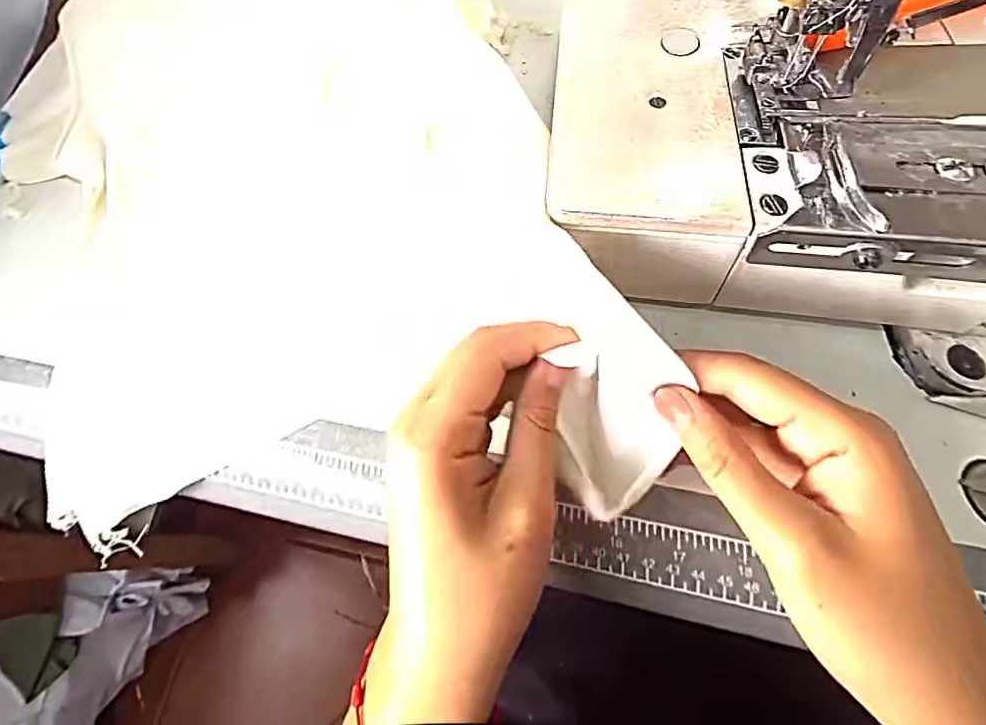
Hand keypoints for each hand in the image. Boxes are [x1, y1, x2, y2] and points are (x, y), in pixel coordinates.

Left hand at [364, 322, 577, 723]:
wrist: (441, 649)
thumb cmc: (475, 599)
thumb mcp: (525, 508)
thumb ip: (539, 426)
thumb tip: (553, 372)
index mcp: (429, 440)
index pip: (482, 353)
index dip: (533, 337)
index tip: (574, 341)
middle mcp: (411, 429)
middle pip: (471, 353)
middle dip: (526, 344)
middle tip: (573, 354)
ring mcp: (413, 437)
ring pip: (468, 369)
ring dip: (516, 363)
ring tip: (561, 373)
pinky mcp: (424, 447)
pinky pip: (465, 395)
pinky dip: (502, 387)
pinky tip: (532, 397)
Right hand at [654, 352, 985, 724]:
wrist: (946, 707)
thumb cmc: (897, 639)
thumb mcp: (794, 545)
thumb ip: (729, 466)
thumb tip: (681, 407)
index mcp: (852, 437)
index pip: (755, 377)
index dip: (696, 370)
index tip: (648, 375)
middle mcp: (849, 440)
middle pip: (755, 394)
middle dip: (697, 395)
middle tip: (643, 405)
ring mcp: (838, 466)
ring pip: (757, 425)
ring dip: (708, 427)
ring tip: (658, 432)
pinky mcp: (827, 491)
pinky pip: (767, 457)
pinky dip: (728, 457)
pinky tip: (694, 461)